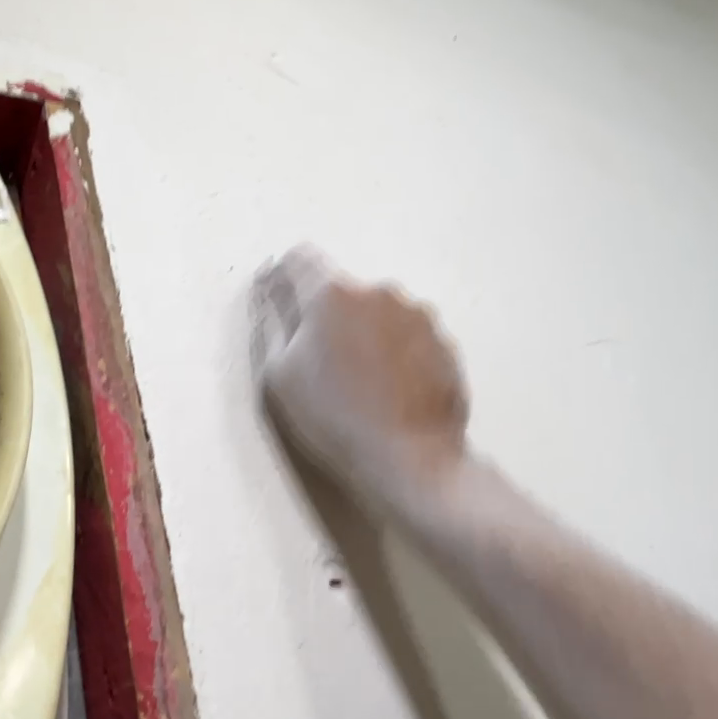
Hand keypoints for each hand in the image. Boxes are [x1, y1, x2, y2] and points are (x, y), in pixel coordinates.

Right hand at [252, 246, 481, 519]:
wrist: (411, 460)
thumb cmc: (332, 418)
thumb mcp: (279, 376)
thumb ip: (272, 325)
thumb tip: (271, 296)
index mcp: (333, 294)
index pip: (299, 258)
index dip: (282, 275)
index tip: (276, 300)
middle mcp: (380, 291)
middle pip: (342, 289)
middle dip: (327, 314)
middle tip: (320, 358)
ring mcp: (420, 316)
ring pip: (377, 312)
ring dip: (364, 332)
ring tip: (361, 380)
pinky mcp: (446, 344)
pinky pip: (407, 336)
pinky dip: (394, 352)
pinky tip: (389, 391)